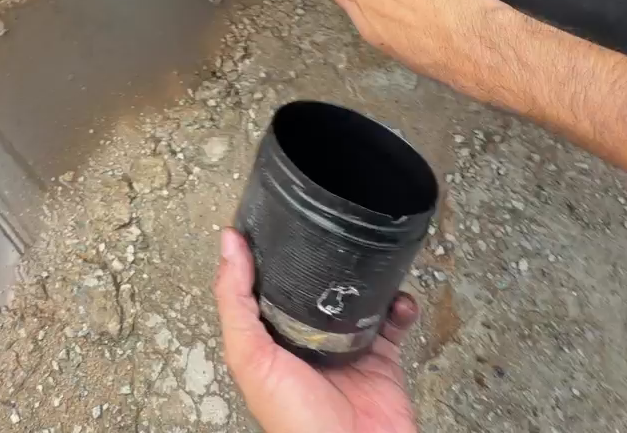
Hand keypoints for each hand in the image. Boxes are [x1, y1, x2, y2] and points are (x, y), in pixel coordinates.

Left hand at [213, 229, 419, 432]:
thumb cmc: (296, 422)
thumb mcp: (250, 358)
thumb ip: (234, 301)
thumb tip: (227, 242)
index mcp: (270, 336)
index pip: (263, 282)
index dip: (264, 251)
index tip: (270, 214)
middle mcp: (306, 338)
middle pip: (311, 284)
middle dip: (319, 257)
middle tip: (326, 225)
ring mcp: (346, 347)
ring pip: (353, 296)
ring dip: (363, 275)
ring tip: (366, 253)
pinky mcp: (381, 359)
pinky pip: (392, 322)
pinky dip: (399, 305)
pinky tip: (398, 295)